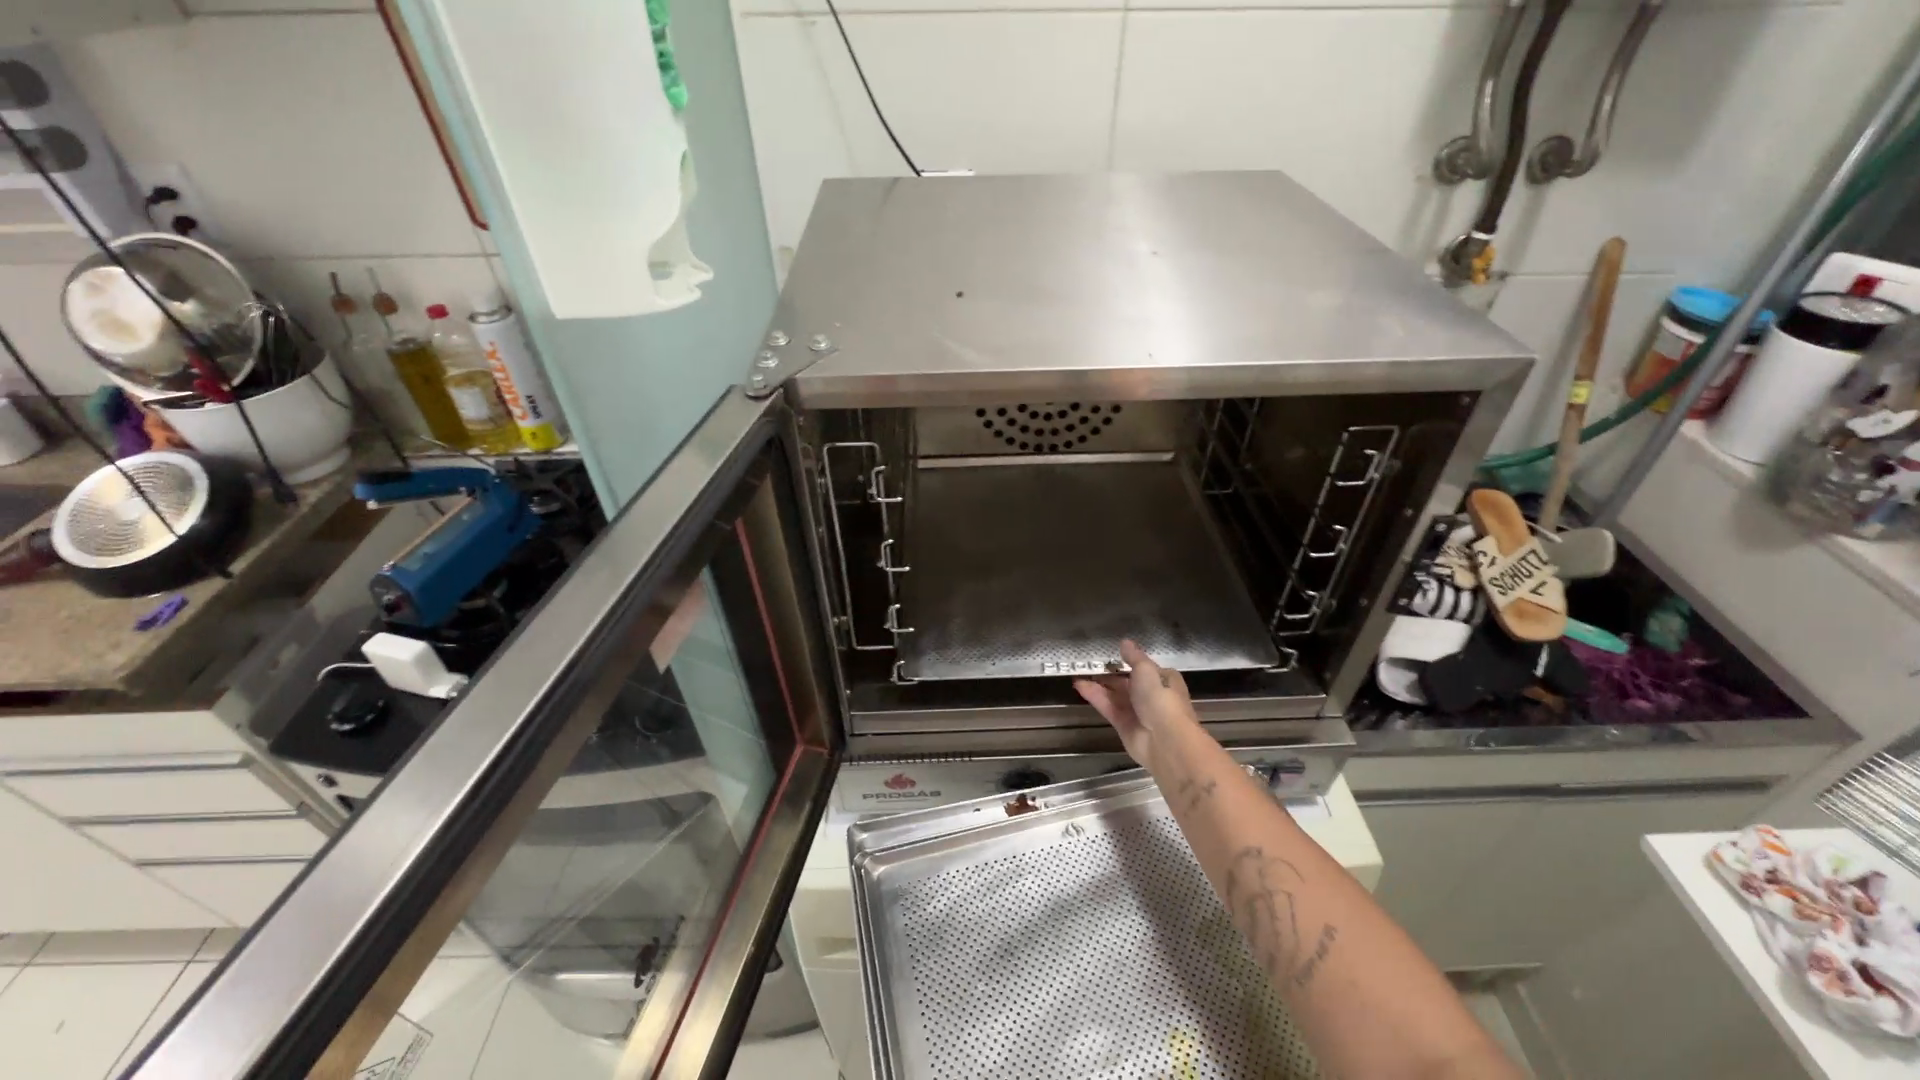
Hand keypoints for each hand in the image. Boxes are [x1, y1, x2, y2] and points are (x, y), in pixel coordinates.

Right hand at [1074, 639, 1197, 769]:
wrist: (1165, 740)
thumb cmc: (1160, 698)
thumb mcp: (1147, 670)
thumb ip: (1134, 657)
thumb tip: (1125, 642)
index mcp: (1164, 680)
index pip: (1144, 668)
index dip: (1128, 661)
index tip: (1111, 654)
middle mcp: (1152, 696)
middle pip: (1127, 682)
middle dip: (1109, 674)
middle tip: (1088, 664)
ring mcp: (1137, 712)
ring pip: (1115, 695)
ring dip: (1098, 685)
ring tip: (1078, 673)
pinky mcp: (1124, 726)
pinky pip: (1108, 707)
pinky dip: (1095, 697)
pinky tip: (1080, 686)